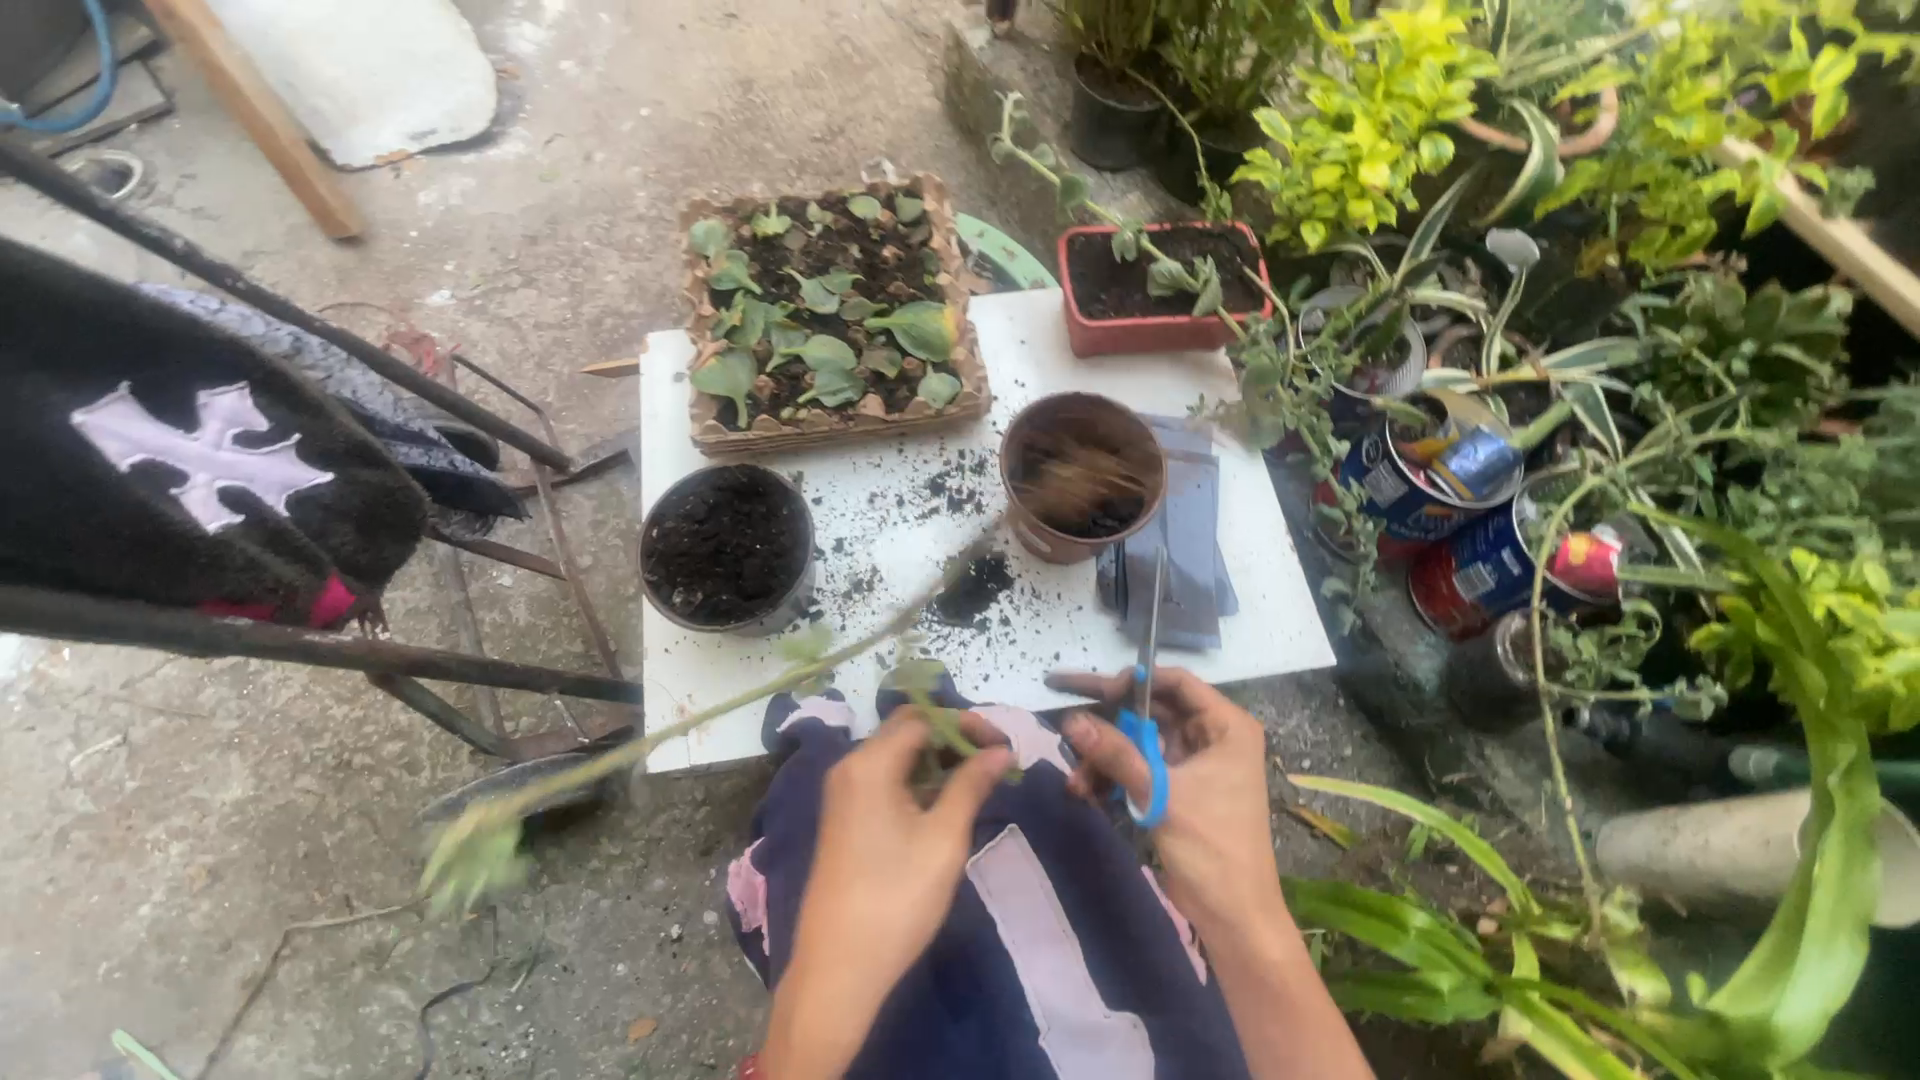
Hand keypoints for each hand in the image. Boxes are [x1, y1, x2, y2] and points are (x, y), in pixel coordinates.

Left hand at [763, 708, 1013, 1078]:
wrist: (839, 966)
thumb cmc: (897, 897)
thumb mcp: (944, 837)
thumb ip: (972, 784)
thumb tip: (1001, 750)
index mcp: (870, 763)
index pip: (924, 718)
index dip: (966, 724)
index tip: (1003, 745)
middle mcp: (850, 767)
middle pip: (907, 730)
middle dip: (952, 738)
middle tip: (993, 761)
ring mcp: (844, 794)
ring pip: (897, 756)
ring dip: (937, 760)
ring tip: (978, 782)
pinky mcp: (845, 818)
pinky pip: (885, 780)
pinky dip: (917, 781)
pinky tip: (945, 803)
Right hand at [1046, 667, 1283, 939]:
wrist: (1233, 915)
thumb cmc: (1212, 847)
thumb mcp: (1160, 794)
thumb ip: (1115, 753)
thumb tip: (1070, 720)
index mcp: (1226, 727)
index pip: (1177, 682)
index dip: (1135, 682)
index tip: (1096, 694)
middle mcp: (1211, 737)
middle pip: (1152, 712)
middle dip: (1109, 725)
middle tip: (1067, 724)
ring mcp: (1194, 764)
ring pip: (1139, 742)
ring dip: (1106, 757)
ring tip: (1076, 779)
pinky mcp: (1177, 788)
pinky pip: (1139, 767)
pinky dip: (1114, 776)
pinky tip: (1086, 791)